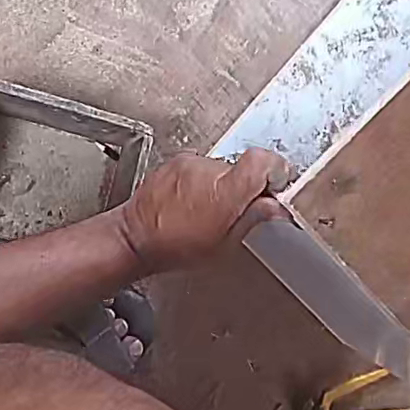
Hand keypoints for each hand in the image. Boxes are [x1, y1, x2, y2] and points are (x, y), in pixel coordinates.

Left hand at [118, 149, 289, 273]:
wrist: (134, 238)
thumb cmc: (173, 248)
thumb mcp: (222, 246)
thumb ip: (252, 220)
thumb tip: (275, 207)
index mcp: (223, 194)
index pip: (262, 161)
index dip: (274, 170)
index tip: (274, 184)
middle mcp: (206, 172)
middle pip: (241, 168)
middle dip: (242, 187)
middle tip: (232, 211)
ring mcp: (189, 164)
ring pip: (219, 168)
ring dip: (219, 185)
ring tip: (204, 210)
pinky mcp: (175, 161)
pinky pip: (200, 168)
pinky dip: (200, 182)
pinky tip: (190, 203)